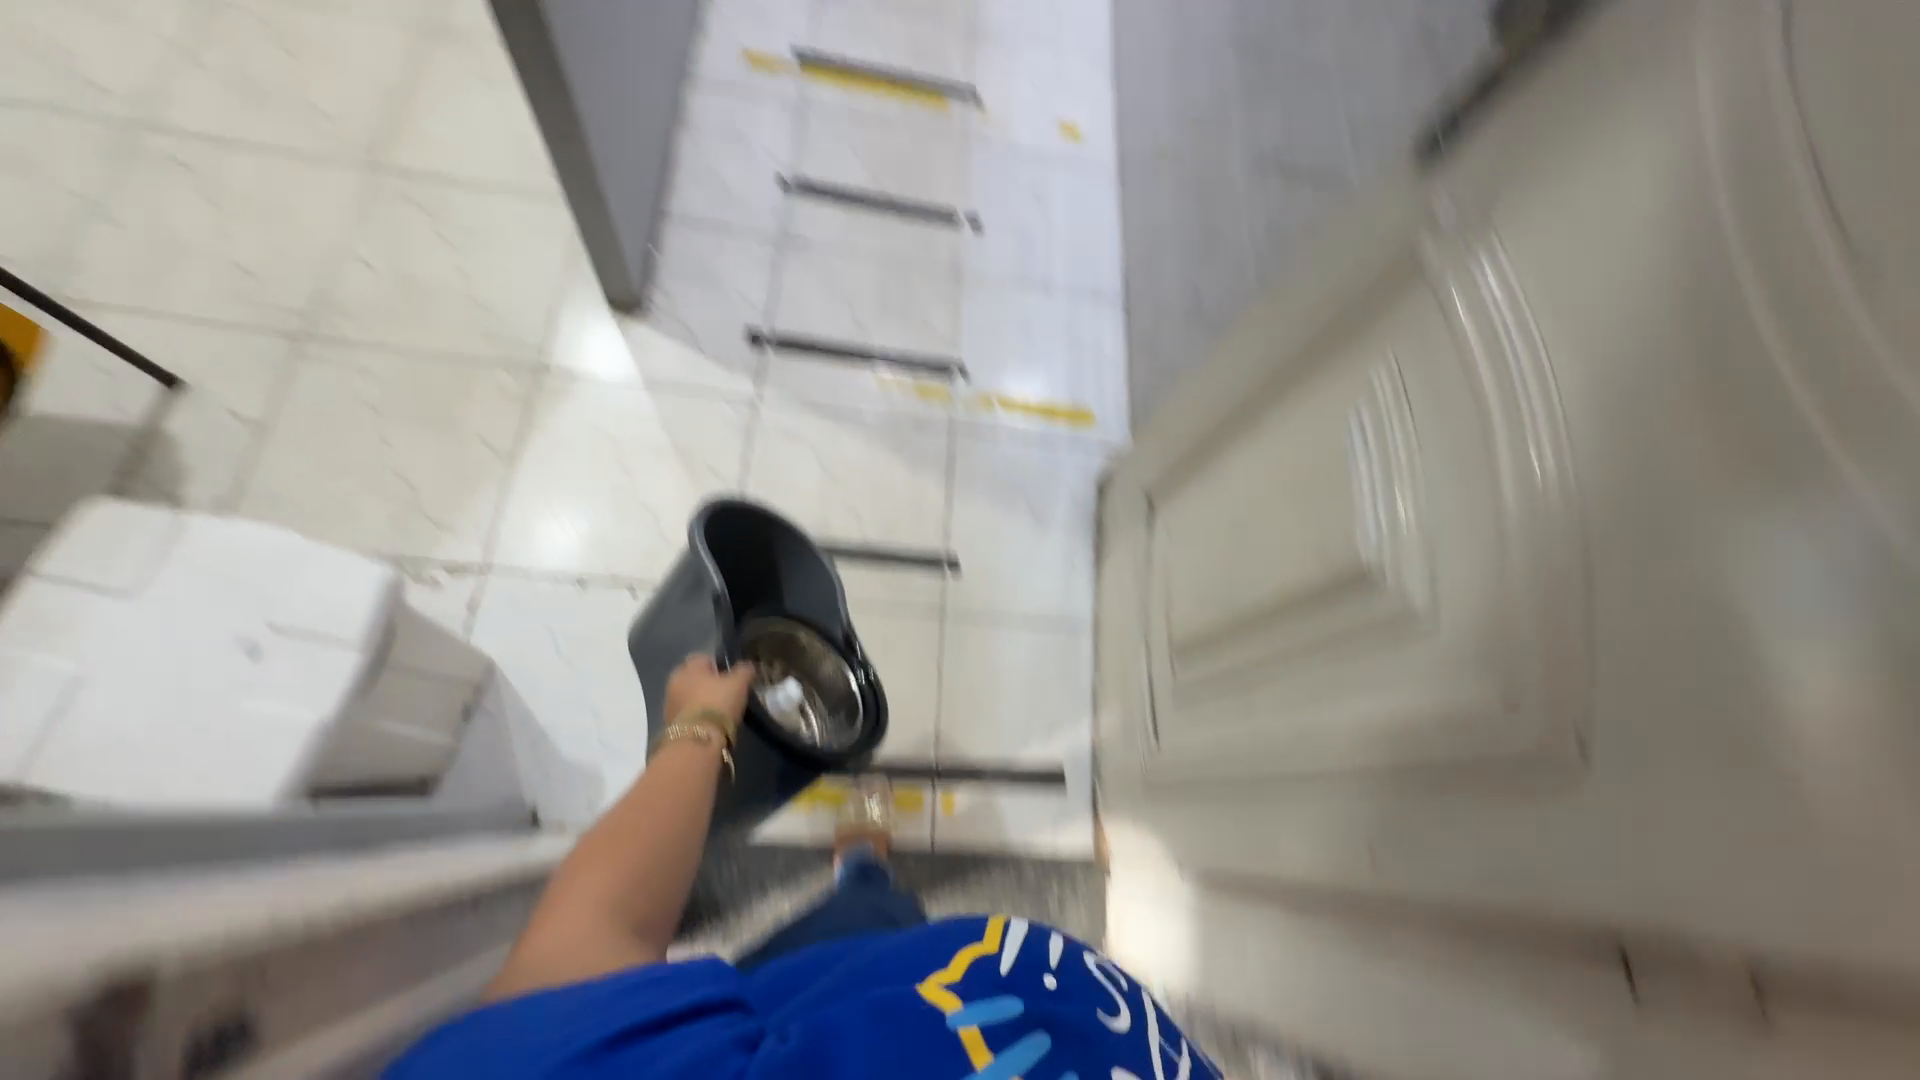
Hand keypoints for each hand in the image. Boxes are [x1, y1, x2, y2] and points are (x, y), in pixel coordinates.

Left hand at [663, 654, 755, 743]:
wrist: (697, 741)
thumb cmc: (718, 703)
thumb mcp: (739, 683)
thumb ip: (744, 671)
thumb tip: (747, 665)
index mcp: (690, 667)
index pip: (702, 658)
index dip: (717, 665)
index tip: (729, 677)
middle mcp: (675, 680)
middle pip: (693, 677)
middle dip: (705, 683)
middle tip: (724, 693)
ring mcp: (670, 702)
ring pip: (688, 695)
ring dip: (699, 700)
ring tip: (717, 711)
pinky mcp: (668, 722)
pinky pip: (686, 713)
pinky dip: (695, 716)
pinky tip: (708, 723)